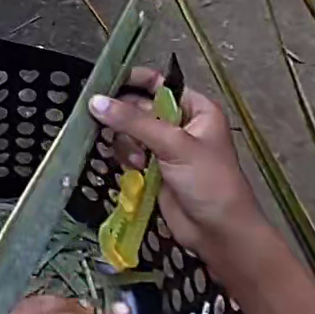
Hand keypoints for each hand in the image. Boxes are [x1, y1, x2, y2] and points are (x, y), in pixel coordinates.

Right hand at [89, 67, 267, 254]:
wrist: (218, 232)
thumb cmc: (209, 182)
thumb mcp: (174, 145)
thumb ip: (134, 121)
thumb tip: (96, 101)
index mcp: (195, 109)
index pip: (159, 83)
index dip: (133, 80)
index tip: (104, 83)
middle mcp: (179, 123)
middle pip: (138, 107)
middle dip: (124, 118)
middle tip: (110, 125)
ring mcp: (164, 146)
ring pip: (128, 131)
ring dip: (126, 143)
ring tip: (138, 160)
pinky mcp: (152, 167)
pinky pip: (128, 151)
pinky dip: (127, 158)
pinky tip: (135, 169)